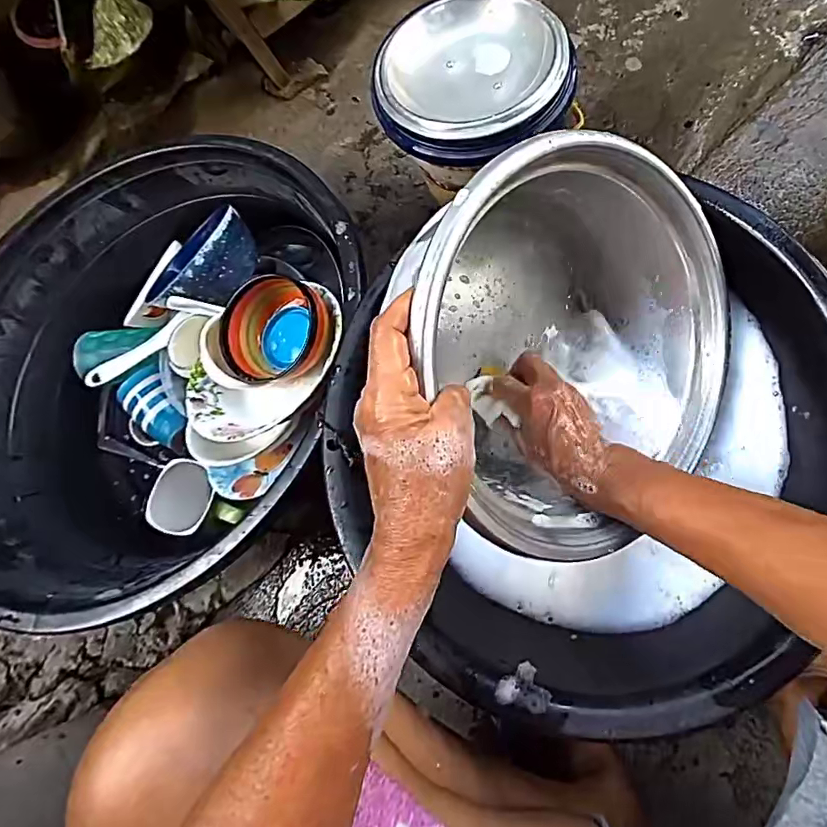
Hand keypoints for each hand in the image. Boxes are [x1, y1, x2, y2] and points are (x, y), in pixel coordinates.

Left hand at [354, 290, 473, 570]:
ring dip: (418, 359)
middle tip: (437, 318)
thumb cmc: (428, 491)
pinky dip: (419, 383)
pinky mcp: (388, 436)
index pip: (385, 335)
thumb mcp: (454, 427)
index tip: (417, 294)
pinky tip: (441, 389)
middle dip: (412, 330)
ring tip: (444, 351)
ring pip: (395, 374)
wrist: (415, 532)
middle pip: (387, 351)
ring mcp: (377, 423)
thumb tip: (451, 387)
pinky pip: (401, 396)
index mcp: (384, 398)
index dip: (401, 308)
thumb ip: (452, 392)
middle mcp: (372, 408)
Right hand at [489, 352, 616, 504]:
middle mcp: (549, 389)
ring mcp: (564, 388)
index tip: (490, 389)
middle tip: (511, 383)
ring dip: (532, 377)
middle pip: (527, 361)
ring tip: (528, 394)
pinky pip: (556, 381)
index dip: (492, 385)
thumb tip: (501, 414)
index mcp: (531, 401)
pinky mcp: (576, 393)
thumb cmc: (557, 458)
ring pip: (544, 369)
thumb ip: (510, 424)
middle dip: (516, 369)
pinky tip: (545, 404)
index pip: (504, 383)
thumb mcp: (524, 444)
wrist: (588, 461)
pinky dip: (547, 387)